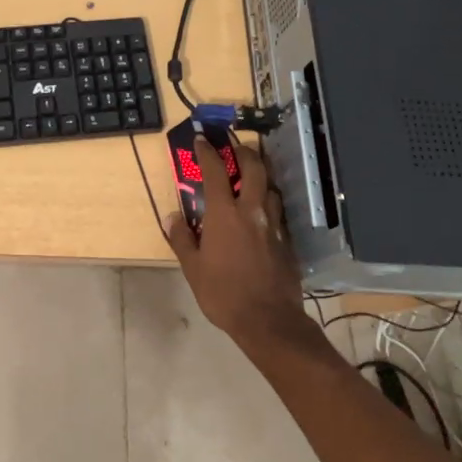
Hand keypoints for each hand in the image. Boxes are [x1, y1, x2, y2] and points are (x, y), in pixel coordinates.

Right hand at [164, 138, 319, 354]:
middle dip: (244, 153)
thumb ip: (182, 239)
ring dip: (261, 177)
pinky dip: (269, 203)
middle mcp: (251, 211)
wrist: (269, 321)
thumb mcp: (193, 268)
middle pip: (254, 168)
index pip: (215, 171)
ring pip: (271, 188)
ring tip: (251, 178)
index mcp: (224, 213)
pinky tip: (263, 213)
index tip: (201, 140)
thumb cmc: (223, 293)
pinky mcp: (287, 242)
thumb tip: (173, 217)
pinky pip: (278, 212)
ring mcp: (273, 225)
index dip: (207, 152)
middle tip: (235, 149)